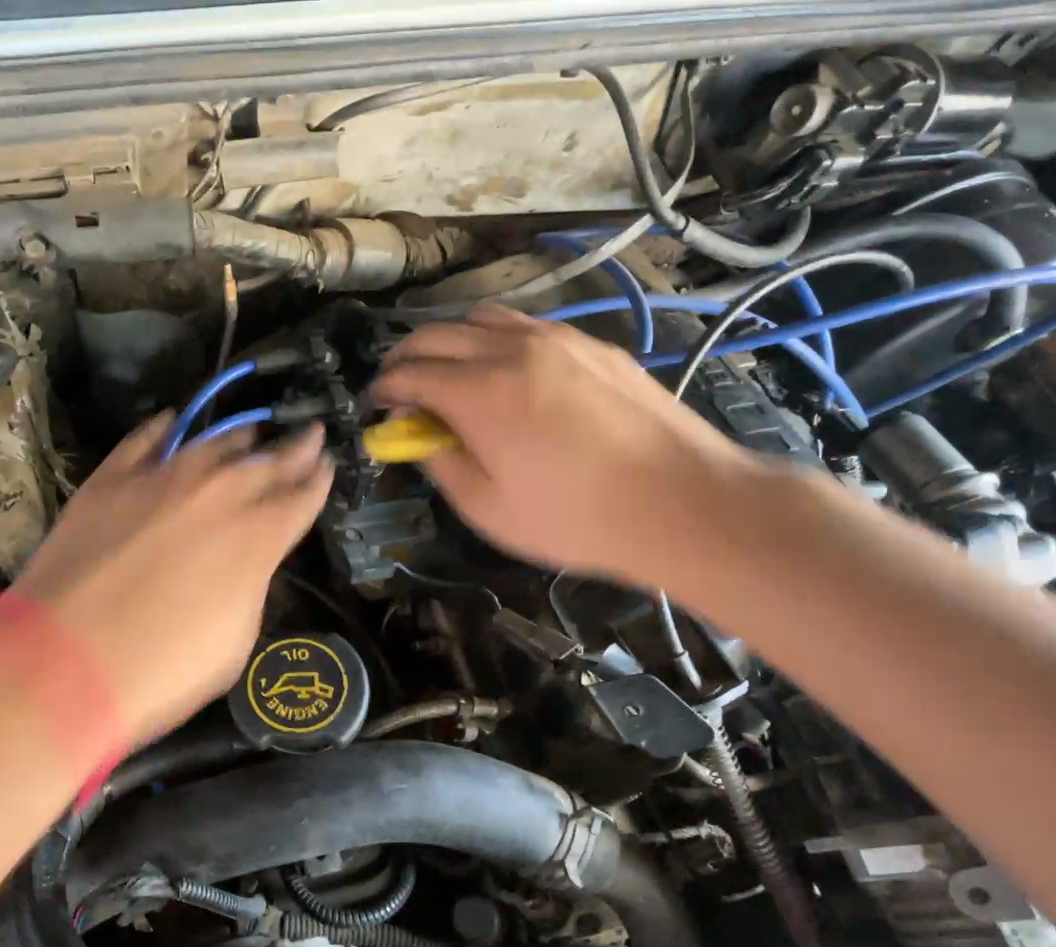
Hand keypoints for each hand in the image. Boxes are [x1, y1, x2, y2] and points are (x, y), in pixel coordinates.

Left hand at [12, 414, 334, 743]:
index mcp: (258, 536)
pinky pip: (143, 441)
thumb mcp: (235, 640)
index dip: (318, 480)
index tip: (327, 465)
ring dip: (237, 438)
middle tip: (307, 435)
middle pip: (265, 462)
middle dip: (292, 449)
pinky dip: (163, 429)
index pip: (301, 496)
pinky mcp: (108, 481)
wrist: (64, 663)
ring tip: (251, 432)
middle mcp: (216, 494)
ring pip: (210, 444)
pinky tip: (173, 420)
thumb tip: (242, 563)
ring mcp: (159, 480)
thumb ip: (248, 585)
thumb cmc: (162, 670)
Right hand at [370, 305, 762, 583]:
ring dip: (452, 342)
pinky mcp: (593, 346)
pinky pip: (526, 328)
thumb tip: (412, 429)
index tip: (373, 405)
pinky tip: (506, 375)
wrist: (682, 503)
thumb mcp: (486, 508)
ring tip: (449, 375)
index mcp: (479, 392)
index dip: (381, 388)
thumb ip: (438, 460)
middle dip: (406, 357)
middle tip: (398, 388)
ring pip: (482, 319)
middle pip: (437, 334)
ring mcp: (558, 340)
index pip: (408, 372)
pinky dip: (496, 342)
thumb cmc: (575, 518)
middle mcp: (512, 350)